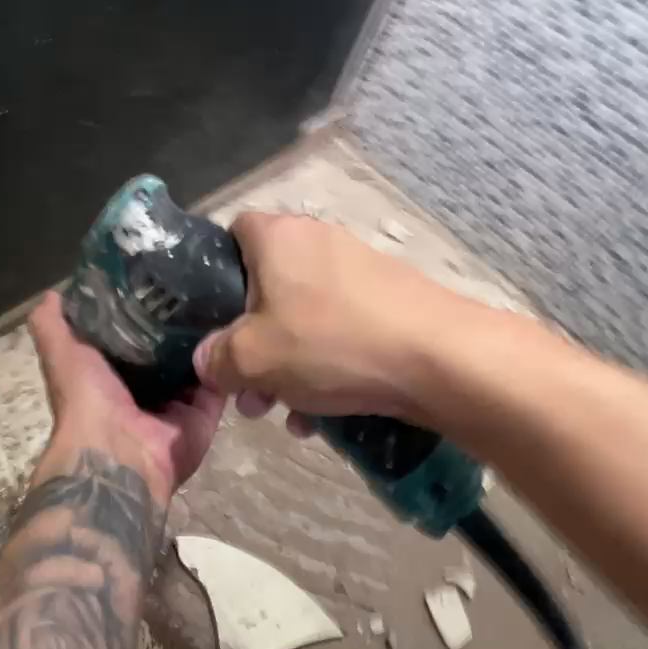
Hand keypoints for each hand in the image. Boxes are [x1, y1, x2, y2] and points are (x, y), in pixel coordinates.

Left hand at [28, 292, 225, 497]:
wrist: (115, 455)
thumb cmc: (84, 399)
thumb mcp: (61, 352)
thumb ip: (51, 325)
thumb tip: (53, 293)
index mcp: (110, 377)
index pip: (130, 336)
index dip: (140, 308)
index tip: (155, 274)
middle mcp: (144, 391)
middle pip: (167, 351)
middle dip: (179, 322)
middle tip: (197, 282)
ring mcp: (176, 406)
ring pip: (197, 365)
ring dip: (207, 339)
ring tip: (222, 297)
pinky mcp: (203, 416)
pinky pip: (220, 385)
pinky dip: (227, 363)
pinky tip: (235, 329)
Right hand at [193, 212, 531, 434]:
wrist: (441, 358)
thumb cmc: (330, 342)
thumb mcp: (252, 358)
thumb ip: (216, 358)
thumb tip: (206, 359)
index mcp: (277, 236)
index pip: (232, 233)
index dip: (215, 274)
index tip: (214, 322)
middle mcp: (316, 241)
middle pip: (266, 287)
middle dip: (251, 343)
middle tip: (249, 391)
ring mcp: (357, 269)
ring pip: (303, 316)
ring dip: (287, 365)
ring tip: (288, 413)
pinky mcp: (389, 299)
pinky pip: (340, 330)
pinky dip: (326, 365)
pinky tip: (326, 415)